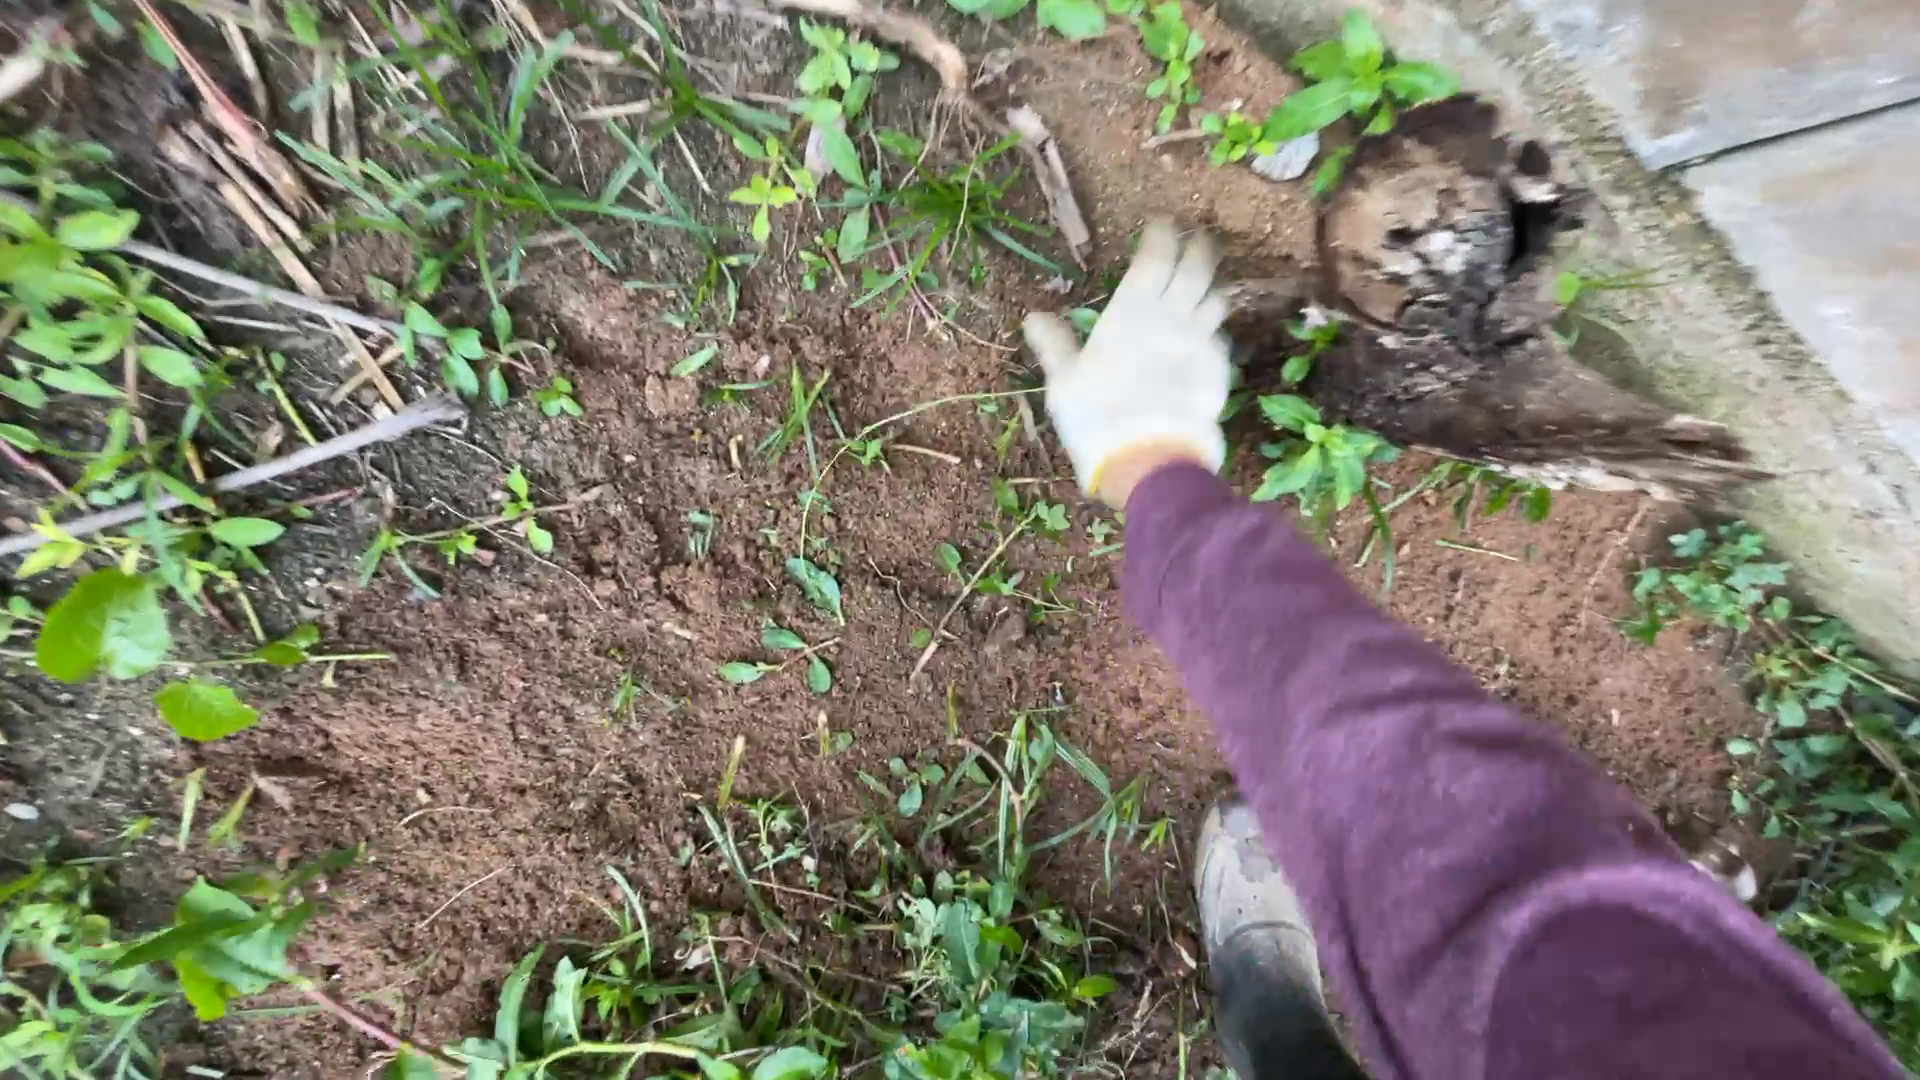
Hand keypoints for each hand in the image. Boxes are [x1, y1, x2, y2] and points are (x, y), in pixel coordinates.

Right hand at [1023, 220, 1229, 505]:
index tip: (1161, 223)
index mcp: (1132, 311)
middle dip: (1196, 247)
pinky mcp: (1218, 370)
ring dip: (1211, 285)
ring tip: (1206, 282)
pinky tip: (1206, 336)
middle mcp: (1172, 317)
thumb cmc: (1098, 417)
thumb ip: (1054, 344)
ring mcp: (1200, 343)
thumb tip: (1034, 316)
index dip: (1160, 235)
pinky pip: (1219, 339)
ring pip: (1215, 299)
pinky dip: (1213, 330)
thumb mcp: (1064, 381)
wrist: (1148, 457)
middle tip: (1196, 237)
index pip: (1154, 257)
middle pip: (1195, 268)